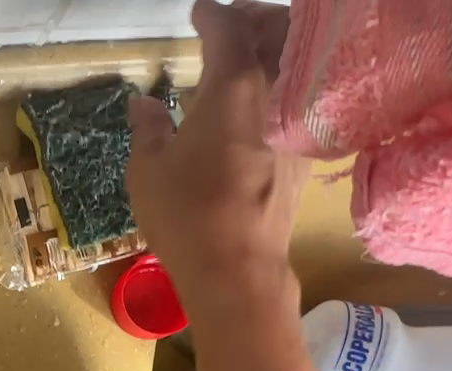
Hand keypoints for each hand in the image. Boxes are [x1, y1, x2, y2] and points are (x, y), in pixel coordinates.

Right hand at [126, 0, 307, 318]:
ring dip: (277, 46)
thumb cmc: (183, 214)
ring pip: (299, 57)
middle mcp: (275, 87)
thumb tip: (142, 102)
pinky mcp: (308, 147)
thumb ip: (148, 129)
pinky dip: (286, 81)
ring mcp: (298, 116)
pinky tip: (264, 100)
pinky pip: (303, 92)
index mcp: (231, 84)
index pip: (227, 28)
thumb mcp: (147, 171)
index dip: (211, 14)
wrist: (235, 264)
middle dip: (255, 18)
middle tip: (232, 23)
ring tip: (253, 56)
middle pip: (278, 28)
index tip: (198, 10)